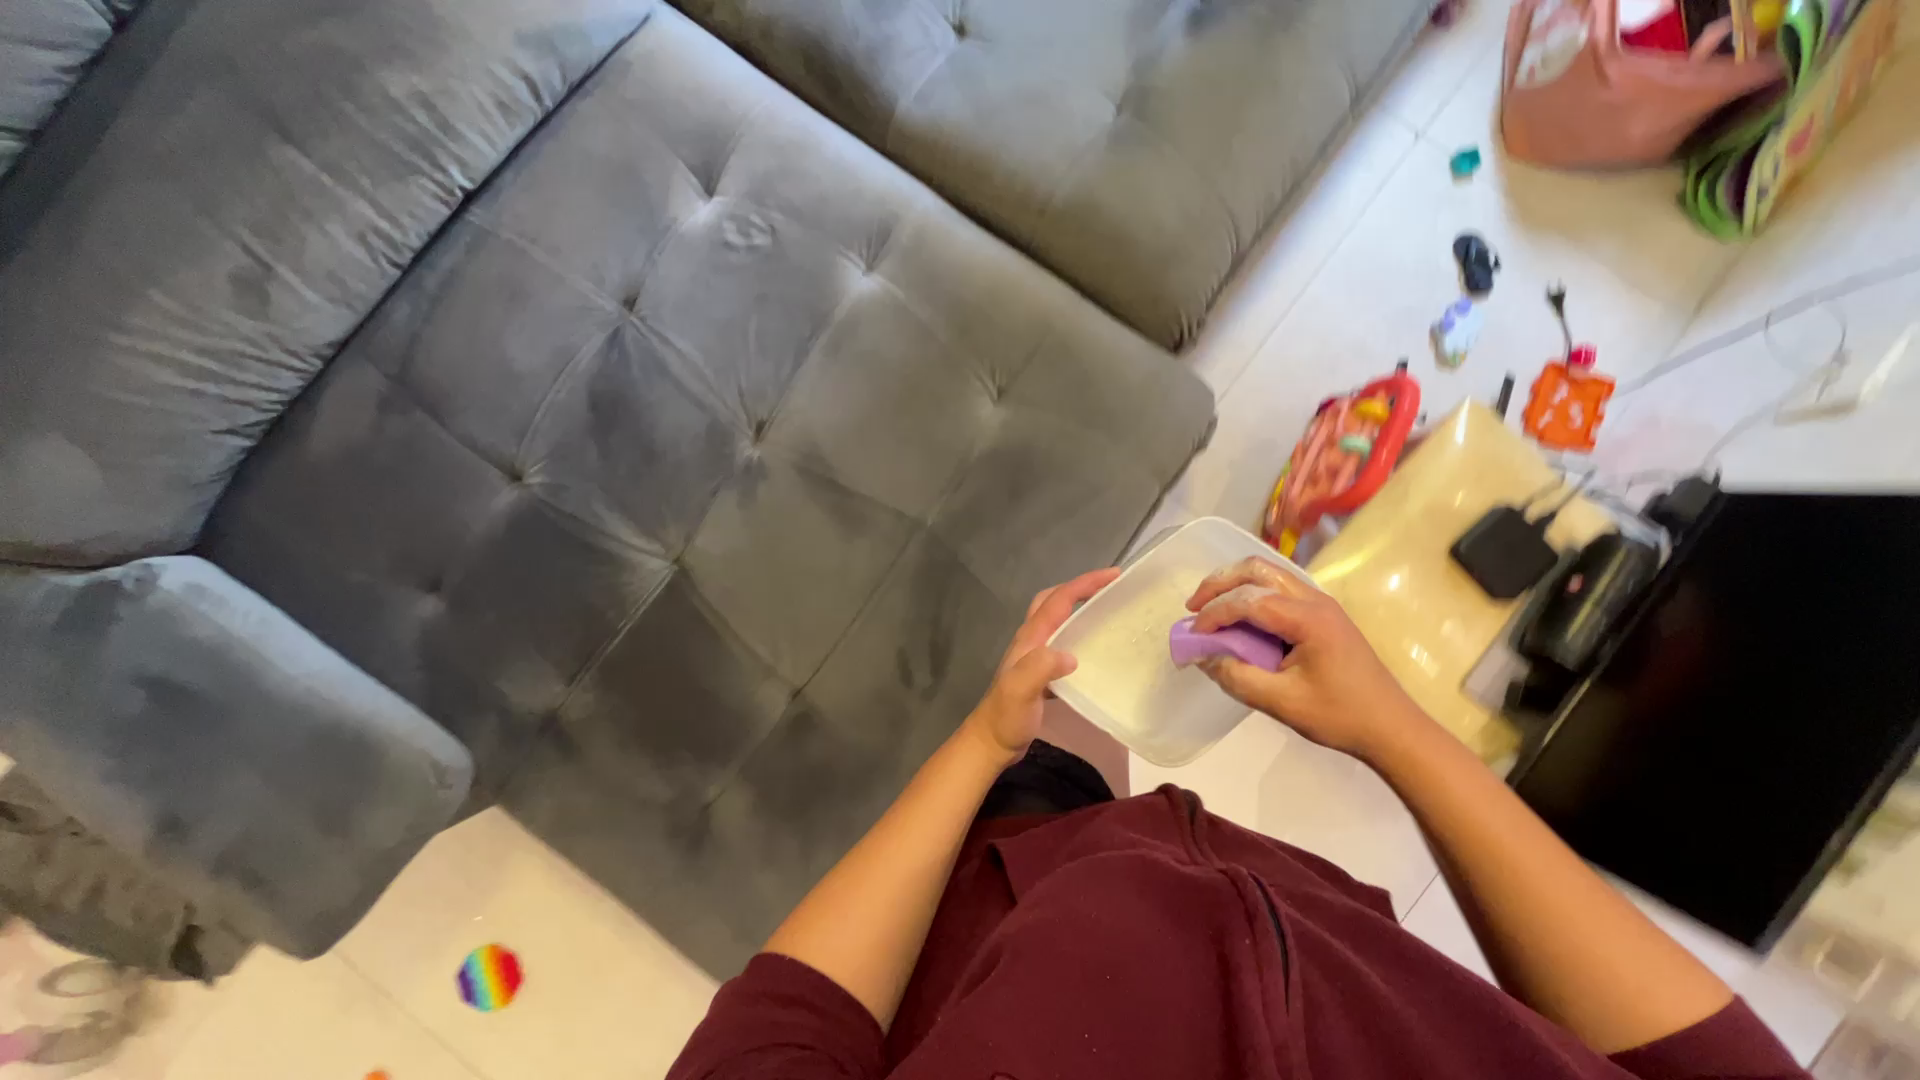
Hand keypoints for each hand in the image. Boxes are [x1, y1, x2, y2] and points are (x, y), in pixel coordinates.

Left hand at [962, 567, 1121, 766]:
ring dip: (1079, 610)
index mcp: (1030, 639)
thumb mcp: (1020, 691)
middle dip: (1079, 588)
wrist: (991, 743)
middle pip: (1052, 602)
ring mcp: (1034, 657)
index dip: (1084, 584)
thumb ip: (1040, 669)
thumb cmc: (1006, 717)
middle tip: (1109, 588)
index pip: (1058, 601)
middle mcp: (1031, 642)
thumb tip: (1070, 656)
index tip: (1114, 576)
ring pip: (1057, 622)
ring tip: (1109, 614)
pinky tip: (1097, 652)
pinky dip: (1079, 637)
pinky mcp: (1041, 674)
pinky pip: (1063, 644)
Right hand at [1184, 556, 1429, 761]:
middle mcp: (1314, 600)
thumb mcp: (1282, 702)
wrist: (1392, 727)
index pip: (1248, 599)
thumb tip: (1204, 658)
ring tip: (1209, 609)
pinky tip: (1238, 619)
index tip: (1193, 636)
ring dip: (1234, 585)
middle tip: (1193, 607)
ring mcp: (1320, 604)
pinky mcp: (1321, 615)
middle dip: (1219, 584)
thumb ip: (1238, 677)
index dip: (1214, 613)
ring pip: (1267, 574)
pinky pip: (1278, 589)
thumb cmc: (1340, 715)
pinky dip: (1250, 594)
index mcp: (1308, 618)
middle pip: (1256, 570)